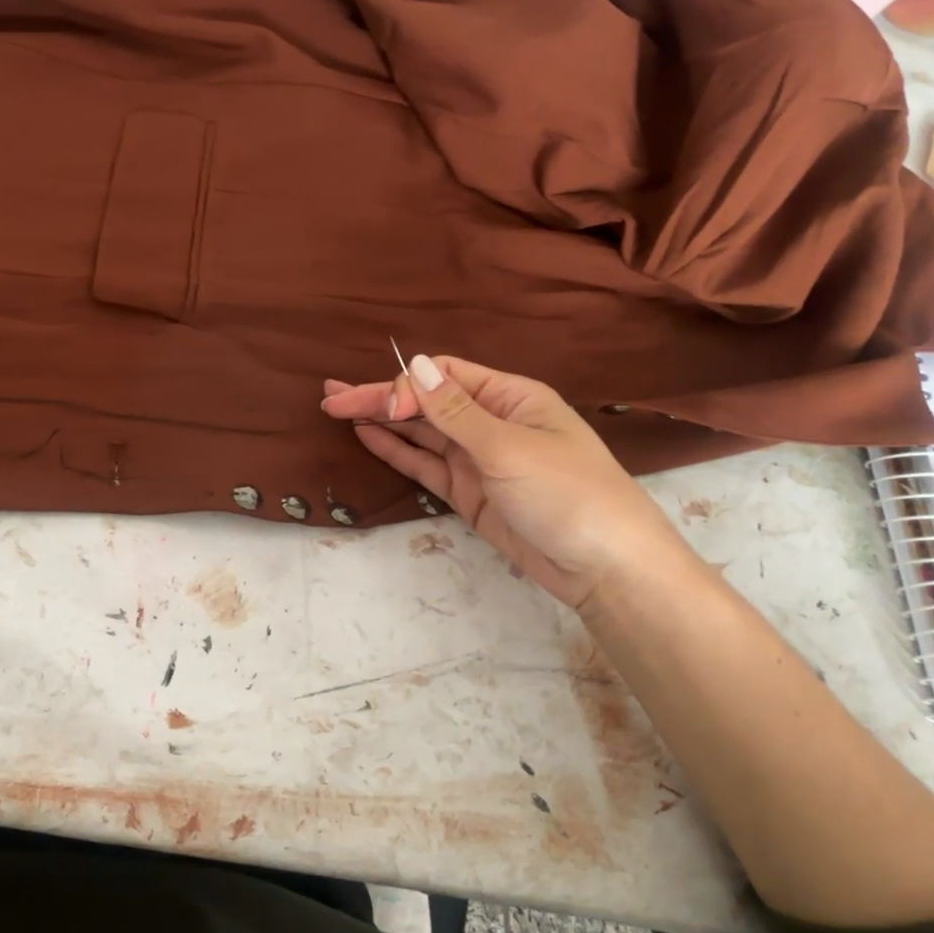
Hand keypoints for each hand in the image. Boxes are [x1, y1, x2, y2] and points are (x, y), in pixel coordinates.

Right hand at [322, 355, 700, 611]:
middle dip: (379, 397)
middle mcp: (490, 422)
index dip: (407, 385)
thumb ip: (455, 410)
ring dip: (381, 420)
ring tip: (336, 409)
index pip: (445, 376)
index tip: (383, 408)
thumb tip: (416, 365)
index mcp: (510, 398)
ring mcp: (477, 458)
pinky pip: (424, 463)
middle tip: (329, 398)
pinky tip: (366, 435)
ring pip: (419, 431)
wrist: (604, 567)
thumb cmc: (567, 494)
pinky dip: (395, 450)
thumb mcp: (509, 447)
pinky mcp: (468, 491)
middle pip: (425, 402)